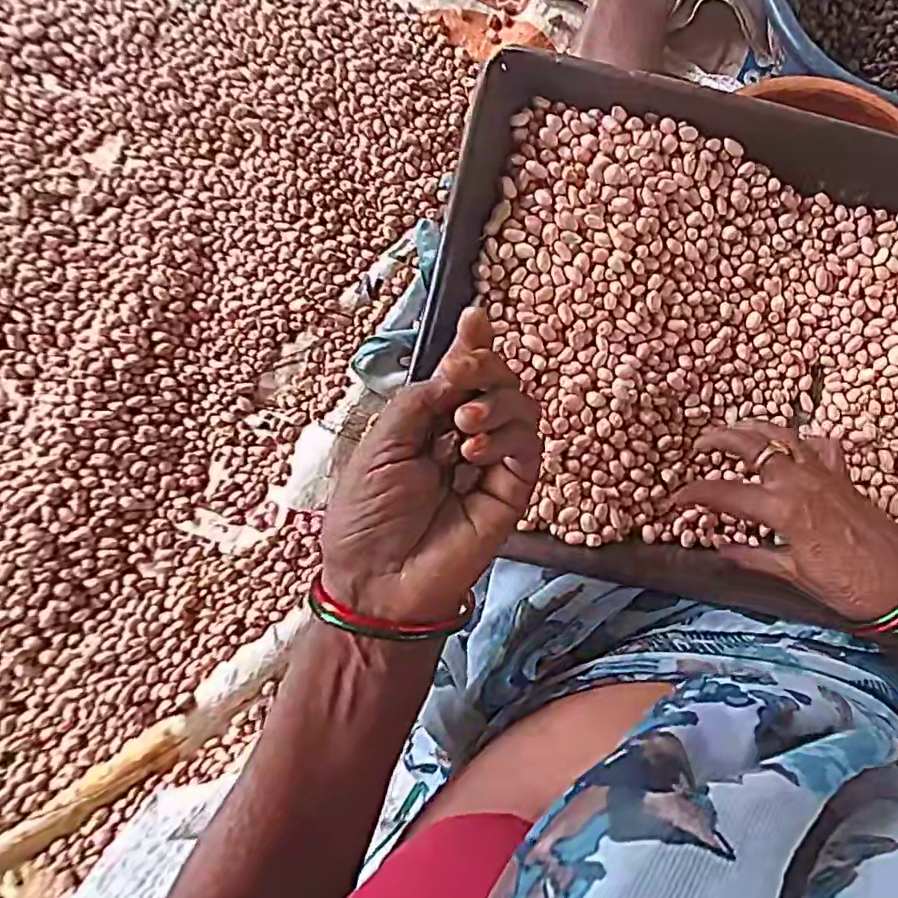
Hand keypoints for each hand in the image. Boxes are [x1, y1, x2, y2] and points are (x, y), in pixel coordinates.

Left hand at [317, 307, 539, 621]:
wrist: (377, 579)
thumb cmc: (368, 514)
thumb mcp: (382, 444)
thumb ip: (422, 399)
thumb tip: (457, 365)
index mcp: (431, 421)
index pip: (462, 375)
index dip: (472, 345)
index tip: (474, 317)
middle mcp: (467, 434)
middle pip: (499, 382)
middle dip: (484, 367)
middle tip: (460, 375)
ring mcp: (493, 461)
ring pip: (523, 408)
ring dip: (497, 402)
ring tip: (463, 424)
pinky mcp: (512, 489)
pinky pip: (528, 447)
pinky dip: (506, 437)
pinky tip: (474, 451)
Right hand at [671, 422, 897, 624]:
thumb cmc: (850, 586)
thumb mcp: (795, 576)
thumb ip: (755, 558)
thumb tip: (722, 553)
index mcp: (784, 508)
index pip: (726, 493)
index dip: (695, 493)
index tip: (676, 498)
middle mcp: (801, 481)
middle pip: (753, 446)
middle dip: (720, 439)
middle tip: (699, 444)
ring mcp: (825, 473)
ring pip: (785, 435)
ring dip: (757, 429)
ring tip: (737, 429)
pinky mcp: (843, 477)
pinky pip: (819, 446)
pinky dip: (803, 441)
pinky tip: (796, 446)